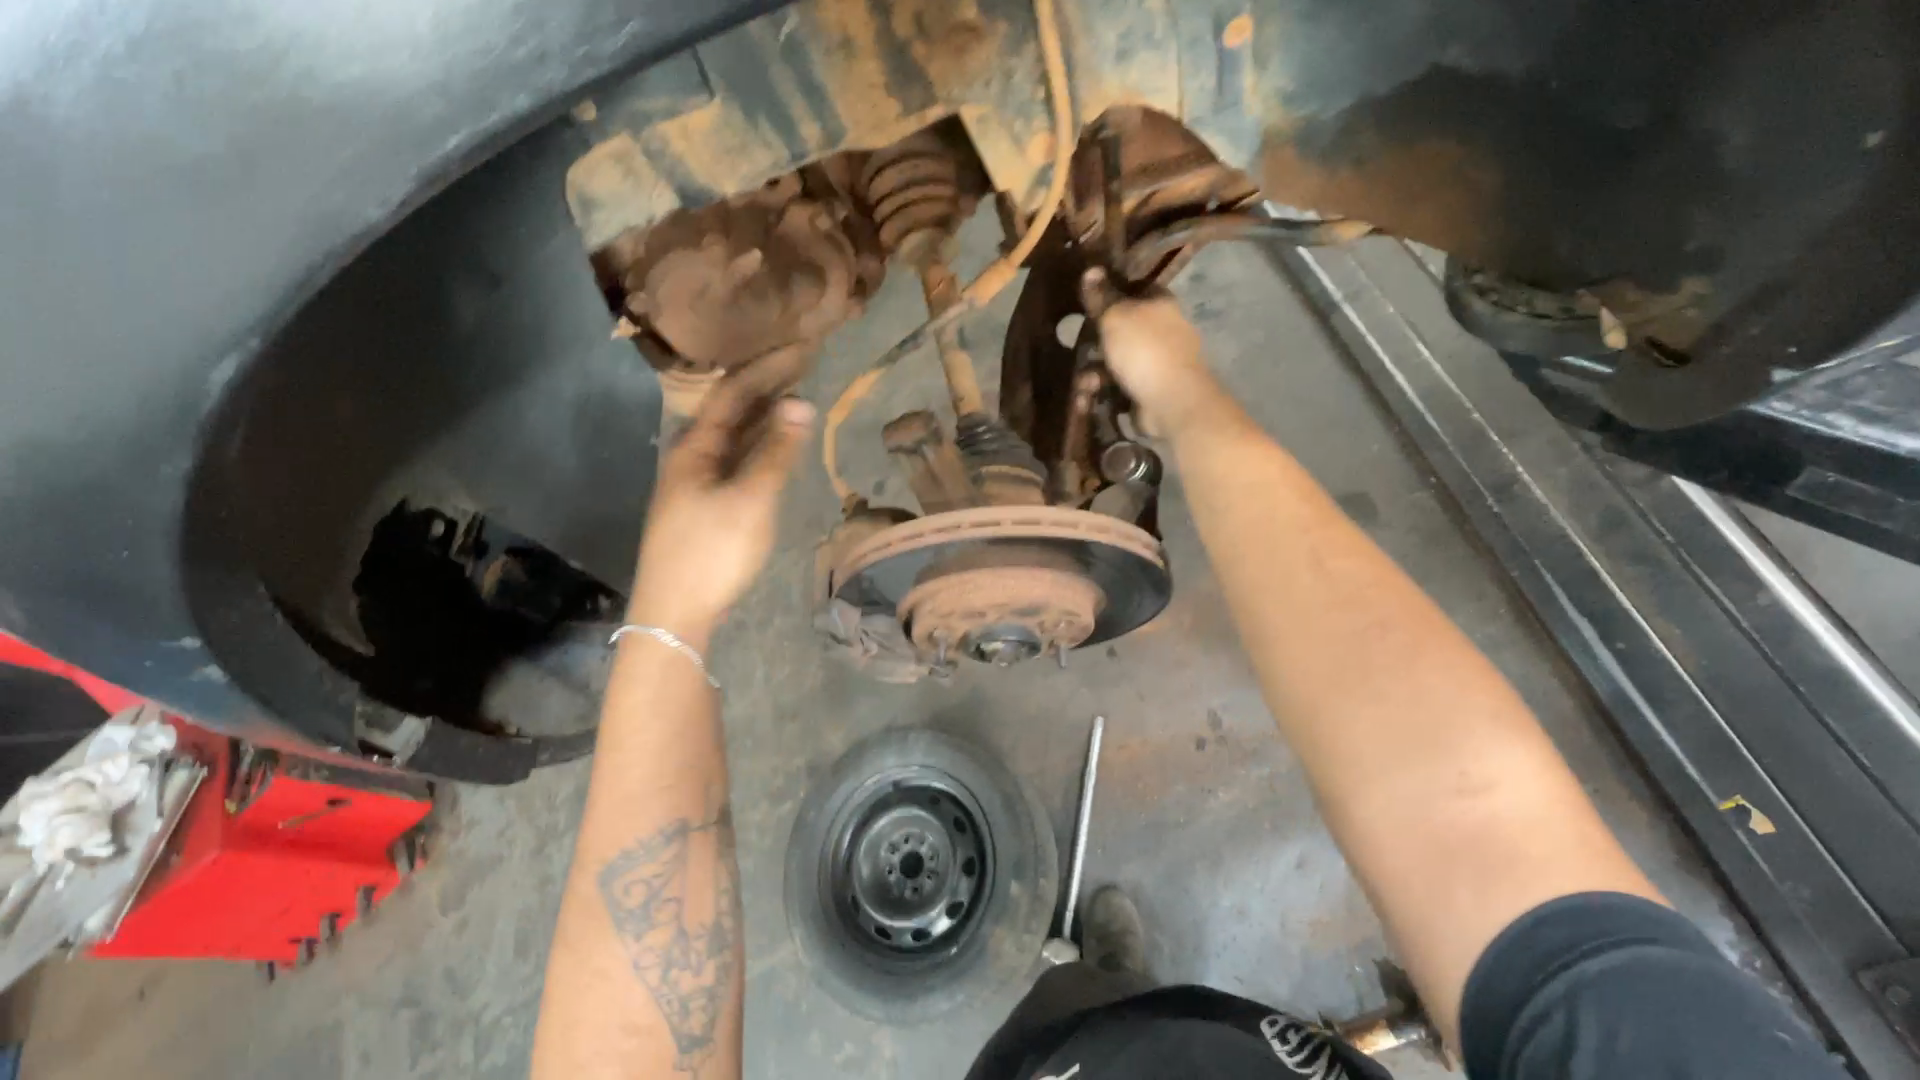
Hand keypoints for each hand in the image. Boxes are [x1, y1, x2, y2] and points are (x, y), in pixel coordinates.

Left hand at [629, 365, 814, 635]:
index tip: (802, 350)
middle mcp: (690, 457)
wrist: (673, 611)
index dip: (767, 369)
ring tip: (798, 400)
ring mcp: (695, 483)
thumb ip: (776, 452)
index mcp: (694, 447)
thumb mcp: (750, 500)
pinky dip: (759, 447)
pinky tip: (776, 448)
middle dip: (767, 389)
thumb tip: (801, 404)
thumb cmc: (711, 551)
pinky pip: (735, 461)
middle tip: (806, 369)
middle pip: (730, 412)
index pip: (733, 393)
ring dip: (764, 418)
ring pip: (733, 439)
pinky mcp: (704, 507)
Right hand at [1083, 269, 1233, 440]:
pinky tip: (1092, 396)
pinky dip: (1106, 390)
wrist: (1172, 402)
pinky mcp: (1152, 389)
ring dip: (1096, 371)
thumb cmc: (1144, 350)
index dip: (1113, 291)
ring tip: (1087, 382)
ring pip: (1118, 360)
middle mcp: (1165, 330)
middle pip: (1124, 327)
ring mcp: (1160, 362)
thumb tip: (1091, 269)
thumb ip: (1101, 296)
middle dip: (1098, 340)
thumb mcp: (1115, 317)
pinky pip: (1121, 385)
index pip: (1138, 288)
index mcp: (1162, 304)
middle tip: (1080, 345)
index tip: (1089, 300)